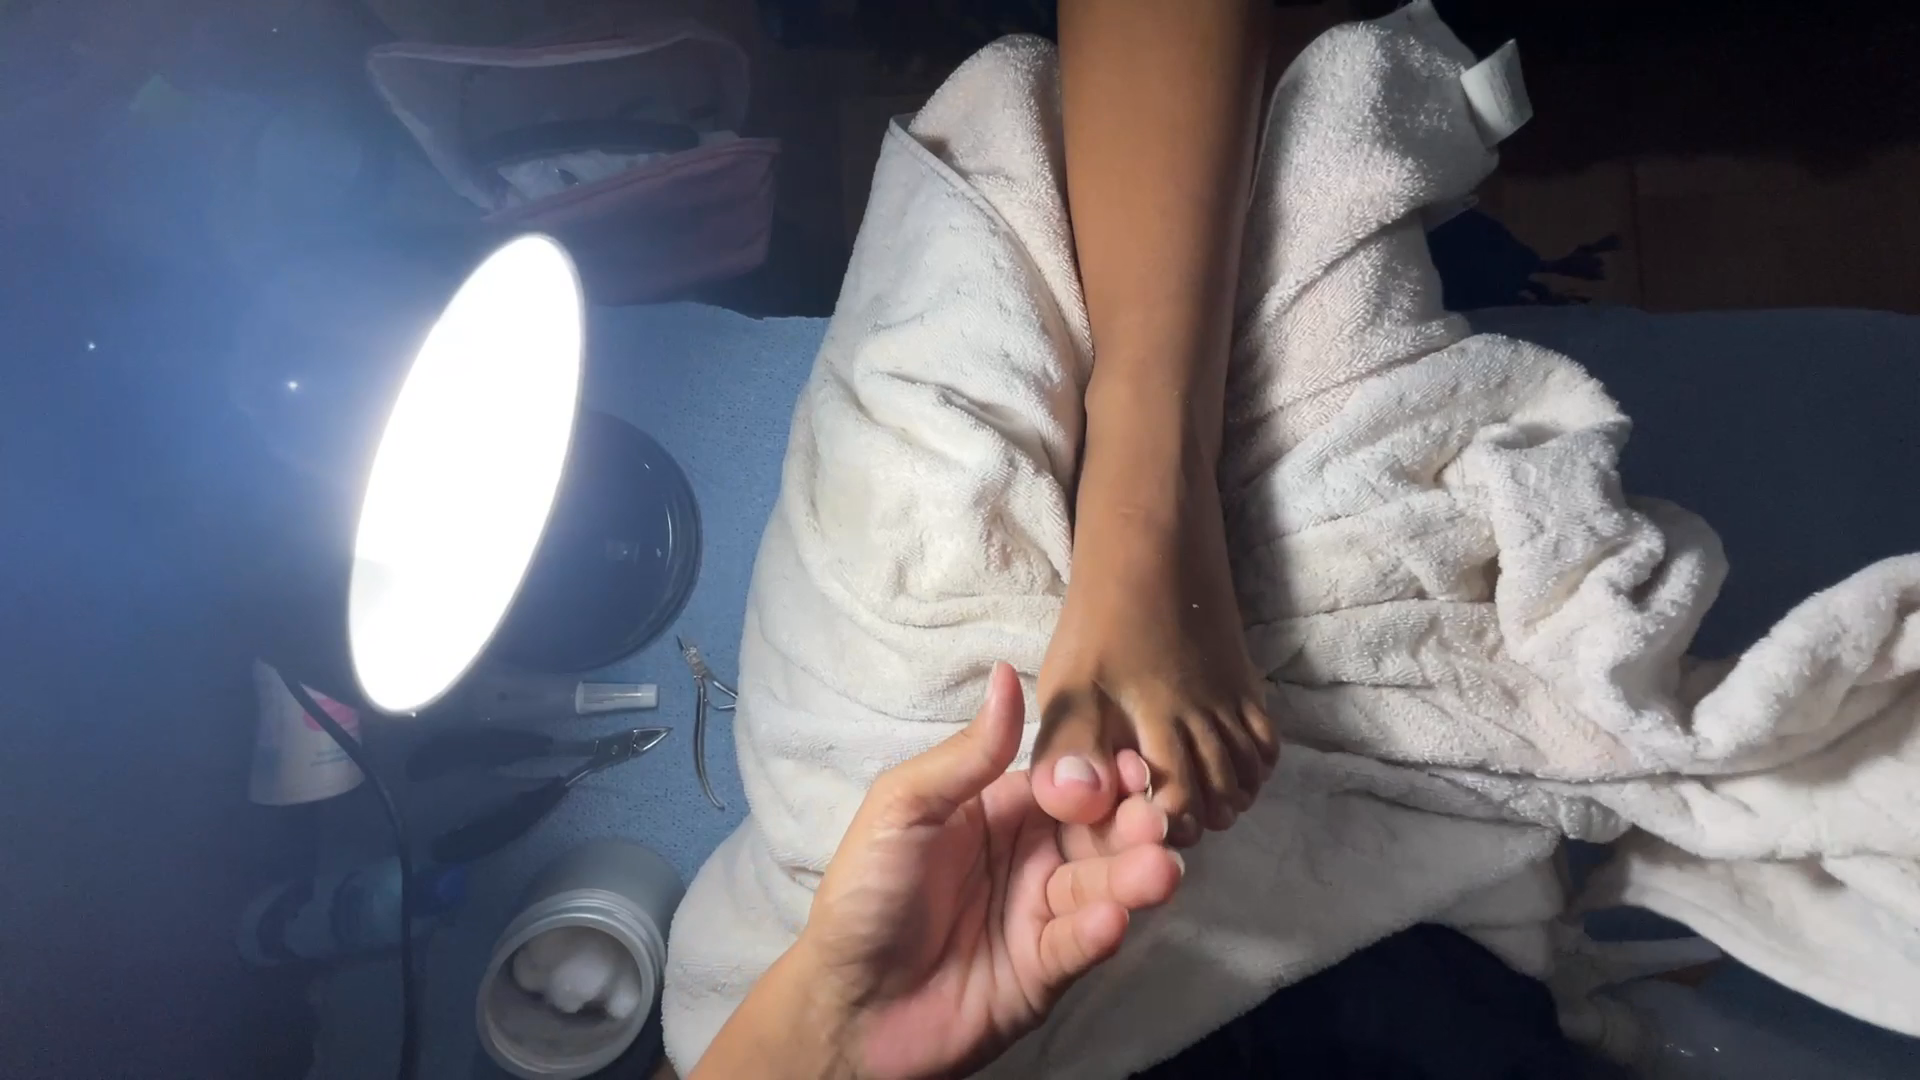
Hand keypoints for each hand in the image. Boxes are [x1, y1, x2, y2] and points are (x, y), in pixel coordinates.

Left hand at [796, 663, 1182, 1079]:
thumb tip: (1005, 672)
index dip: (1102, 774)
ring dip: (1131, 878)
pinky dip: (1096, 933)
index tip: (1133, 766)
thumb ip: (968, 753)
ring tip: (1158, 871)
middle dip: (1131, 825)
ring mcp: (1038, 915)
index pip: (1067, 783)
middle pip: (1095, 834)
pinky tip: (1110, 920)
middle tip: (1157, 822)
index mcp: (1002, 808)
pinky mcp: (1041, 973)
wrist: (845, 1001)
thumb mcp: (907, 805)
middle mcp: (1030, 856)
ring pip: (1097, 887)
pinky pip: (1074, 947)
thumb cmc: (868, 888)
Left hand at [1034, 455, 1278, 845]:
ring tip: (1177, 795)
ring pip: (1246, 780)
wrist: (1152, 547)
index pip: (1178, 812)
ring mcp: (1237, 706)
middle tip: (1146, 811)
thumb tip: (1078, 805)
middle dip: (1184, 820)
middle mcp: (1213, 726)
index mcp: (1164, 730)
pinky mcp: (1249, 687)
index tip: (1123, 819)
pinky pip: (1266, 748)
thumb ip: (1069, 746)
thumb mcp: (1068, 681)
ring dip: (1217, 799)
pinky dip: (1248, 771)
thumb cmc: (1099, 617)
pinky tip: (1219, 768)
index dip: (1151, 827)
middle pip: (1218, 803)